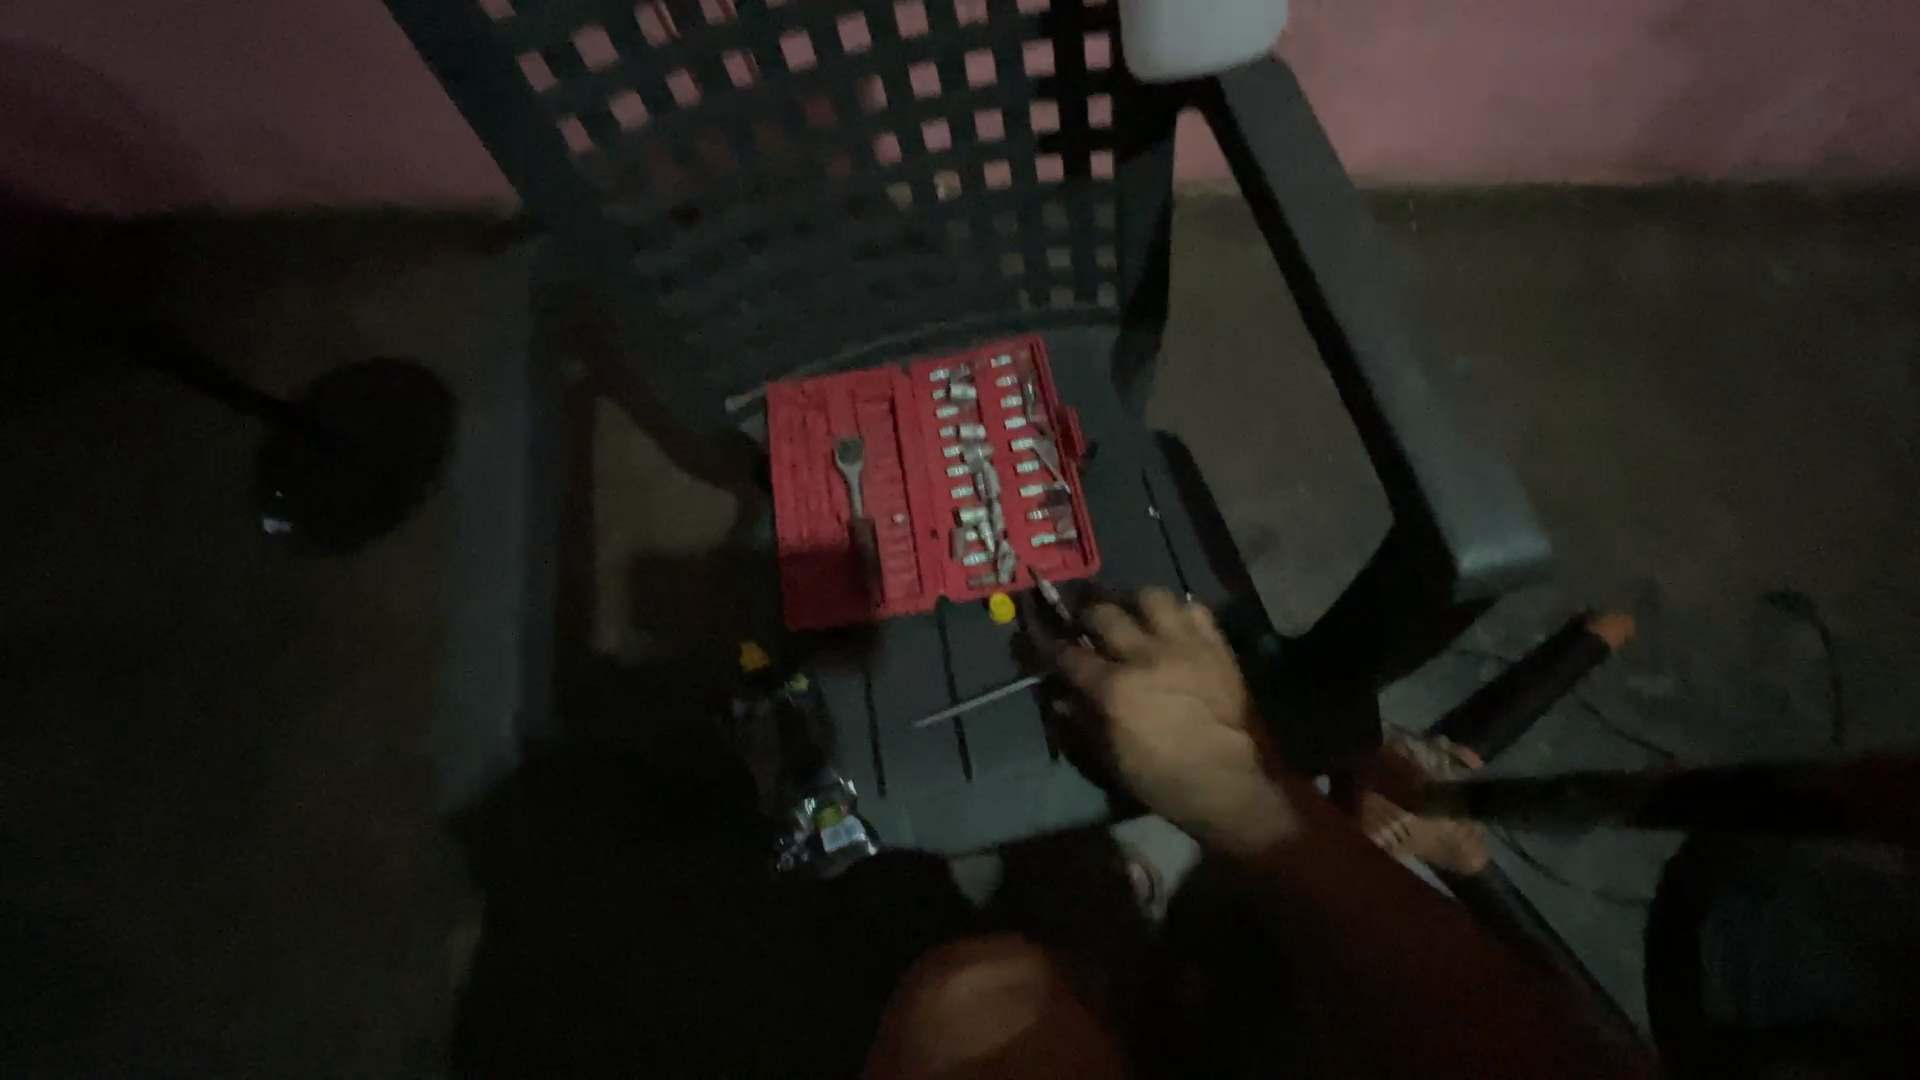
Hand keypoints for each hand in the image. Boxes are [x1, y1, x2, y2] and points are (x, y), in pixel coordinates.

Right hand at [1052, 588, 1301, 852]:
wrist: (1236, 785)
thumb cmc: (1167, 781)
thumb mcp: (1111, 761)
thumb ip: (1082, 722)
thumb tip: (1060, 696)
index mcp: (1114, 689)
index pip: (1067, 654)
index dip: (1046, 642)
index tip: (1036, 632)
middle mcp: (1145, 656)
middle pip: (1103, 612)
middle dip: (1083, 611)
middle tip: (1078, 617)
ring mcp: (1184, 645)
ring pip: (1149, 596)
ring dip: (1132, 602)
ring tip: (1128, 613)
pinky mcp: (1216, 645)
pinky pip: (1193, 609)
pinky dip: (1177, 612)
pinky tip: (1170, 626)